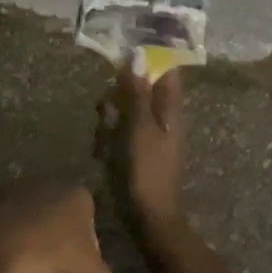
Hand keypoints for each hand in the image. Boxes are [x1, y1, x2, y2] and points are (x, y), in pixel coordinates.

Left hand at [0, 179, 116, 272]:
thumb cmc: (56, 269)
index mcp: (72, 192)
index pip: (84, 208)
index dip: (82, 236)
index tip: (77, 264)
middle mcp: (35, 183)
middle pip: (46, 207)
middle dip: (46, 230)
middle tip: (47, 267)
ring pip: (13, 214)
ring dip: (14, 235)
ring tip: (15, 272)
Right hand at [96, 61, 186, 232]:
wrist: (150, 217)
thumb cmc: (148, 171)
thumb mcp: (140, 127)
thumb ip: (138, 92)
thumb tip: (139, 55)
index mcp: (170, 109)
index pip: (165, 71)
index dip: (147, 59)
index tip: (122, 57)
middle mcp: (162, 117)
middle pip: (138, 89)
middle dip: (118, 96)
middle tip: (107, 112)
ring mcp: (148, 135)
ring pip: (124, 110)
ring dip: (109, 119)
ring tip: (102, 138)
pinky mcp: (135, 150)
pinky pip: (118, 132)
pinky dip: (108, 138)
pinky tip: (101, 153)